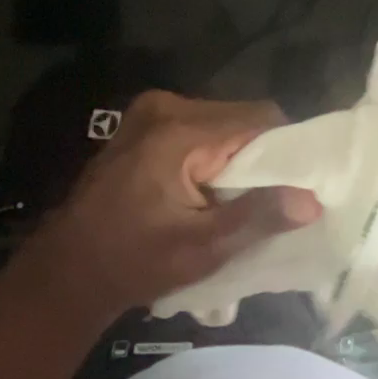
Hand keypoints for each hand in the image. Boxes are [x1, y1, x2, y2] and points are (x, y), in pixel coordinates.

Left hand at [29, 91, 320, 315]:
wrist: (66, 271)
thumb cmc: (134, 261)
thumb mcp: (201, 248)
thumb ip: (258, 216)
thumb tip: (311, 199)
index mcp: (181, 131)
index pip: (260, 118)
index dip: (286, 148)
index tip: (297, 183)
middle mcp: (167, 106)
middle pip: (241, 115)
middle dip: (261, 153)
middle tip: (270, 195)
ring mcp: (151, 111)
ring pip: (222, 119)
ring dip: (237, 151)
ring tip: (240, 194)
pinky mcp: (142, 122)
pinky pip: (198, 124)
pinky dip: (213, 149)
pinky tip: (211, 185)